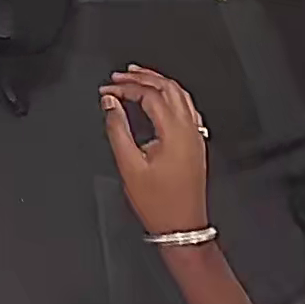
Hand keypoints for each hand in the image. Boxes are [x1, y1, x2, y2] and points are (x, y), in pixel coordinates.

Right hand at [100, 64, 208, 234]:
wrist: (182, 227)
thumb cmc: (158, 202)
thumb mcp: (129, 165)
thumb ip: (117, 129)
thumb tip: (110, 103)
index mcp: (174, 131)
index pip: (149, 95)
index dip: (126, 88)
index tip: (108, 90)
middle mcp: (188, 128)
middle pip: (167, 87)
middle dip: (142, 77)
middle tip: (120, 76)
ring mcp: (195, 134)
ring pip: (179, 94)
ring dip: (157, 82)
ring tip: (137, 76)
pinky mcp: (196, 142)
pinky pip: (186, 106)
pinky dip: (170, 94)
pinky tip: (160, 97)